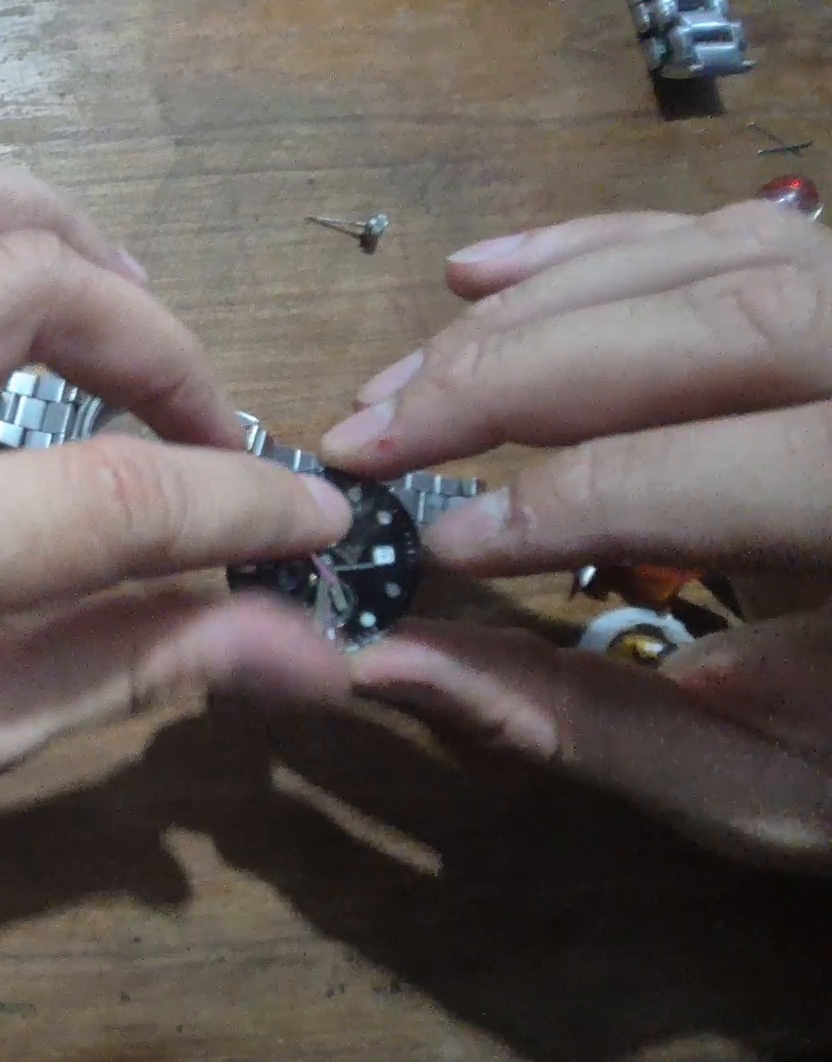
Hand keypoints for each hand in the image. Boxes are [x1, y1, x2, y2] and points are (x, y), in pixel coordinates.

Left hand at [0, 149, 353, 848]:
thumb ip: (125, 672)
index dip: (230, 501)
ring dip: (54, 234)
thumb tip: (304, 648)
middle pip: (18, 294)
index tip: (306, 516)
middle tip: (201, 421)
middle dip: (155, 346)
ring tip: (124, 311)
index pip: (92, 499)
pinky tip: (10, 287)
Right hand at [316, 199, 831, 870]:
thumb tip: (376, 661)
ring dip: (506, 325)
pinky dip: (576, 249)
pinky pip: (716, 234)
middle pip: (714, 326)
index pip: (745, 475)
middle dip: (498, 383)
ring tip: (384, 391)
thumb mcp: (750, 778)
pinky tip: (469, 272)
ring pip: (698, 263)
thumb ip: (563, 719)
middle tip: (360, 442)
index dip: (568, 505)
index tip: (435, 546)